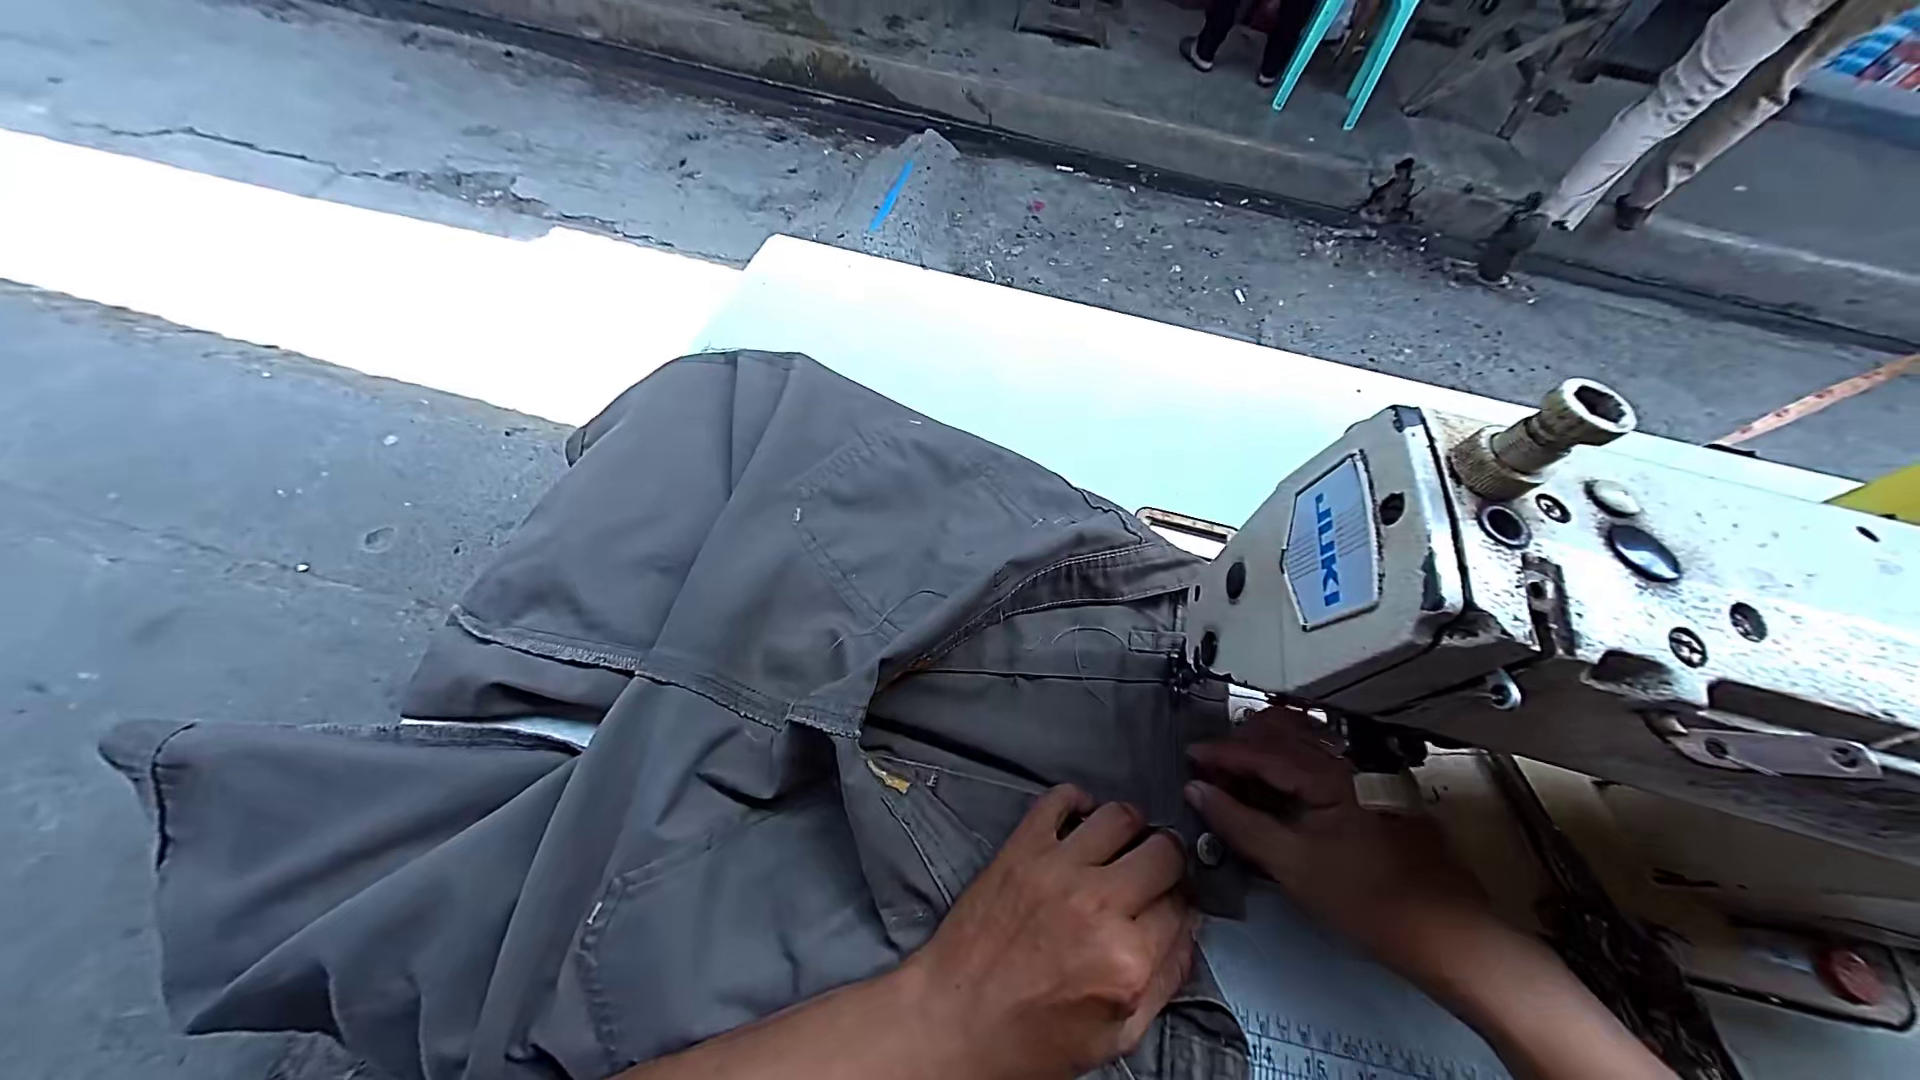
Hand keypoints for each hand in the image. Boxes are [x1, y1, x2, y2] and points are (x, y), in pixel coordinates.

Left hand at [897, 785, 1196, 1079]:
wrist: (956, 1018)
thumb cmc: (1030, 1037)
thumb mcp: (1116, 1035)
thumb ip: (1164, 979)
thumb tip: (1187, 926)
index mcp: (1126, 959)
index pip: (1181, 905)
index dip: (1182, 901)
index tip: (1173, 899)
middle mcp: (1097, 904)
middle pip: (1163, 852)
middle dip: (1167, 859)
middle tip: (1154, 868)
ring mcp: (1056, 868)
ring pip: (1120, 816)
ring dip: (1130, 827)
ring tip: (1121, 843)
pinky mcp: (1021, 847)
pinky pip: (1060, 798)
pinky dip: (1077, 801)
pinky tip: (1081, 820)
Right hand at [1183, 708, 1491, 991]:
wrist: (1449, 936)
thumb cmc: (1370, 901)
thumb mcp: (1291, 865)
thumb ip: (1238, 823)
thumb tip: (1198, 792)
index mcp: (1329, 773)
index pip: (1261, 749)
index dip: (1221, 751)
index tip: (1191, 755)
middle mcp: (1349, 761)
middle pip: (1284, 730)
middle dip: (1241, 741)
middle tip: (1211, 762)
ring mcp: (1366, 772)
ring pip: (1305, 738)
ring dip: (1266, 744)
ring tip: (1237, 766)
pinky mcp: (1376, 788)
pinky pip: (1321, 755)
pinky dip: (1290, 758)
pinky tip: (1277, 780)